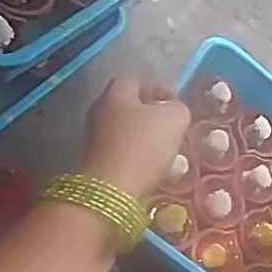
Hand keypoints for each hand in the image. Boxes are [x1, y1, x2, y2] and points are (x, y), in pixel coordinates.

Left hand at [80, 77, 191, 197]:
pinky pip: (121, 151)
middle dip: (151, 114)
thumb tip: (174, 111)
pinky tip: (152, 167)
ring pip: (124, 130)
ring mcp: (94, 138)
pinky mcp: (96, 162)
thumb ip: (178, 108)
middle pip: (128, 106)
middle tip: (172, 126)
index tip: (176, 101)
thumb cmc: (143, 147)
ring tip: (166, 149)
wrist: (112, 191)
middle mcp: (99, 111)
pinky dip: (136, 155)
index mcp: (115, 93)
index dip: (158, 87)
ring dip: (144, 137)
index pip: (136, 80)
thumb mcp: (174, 119)